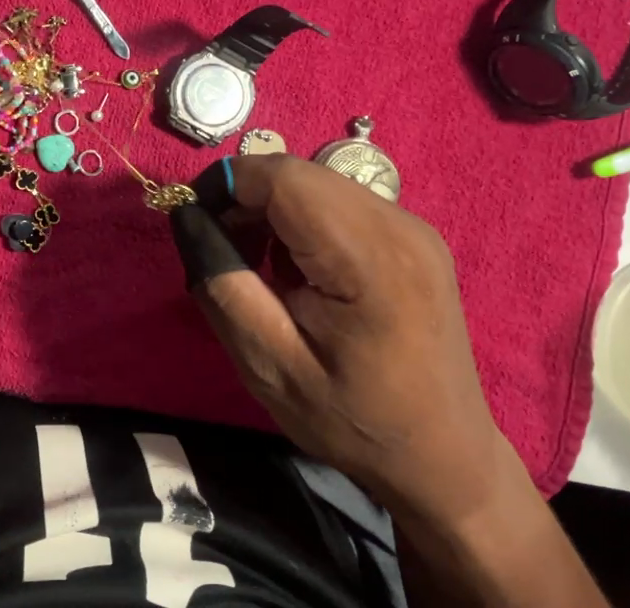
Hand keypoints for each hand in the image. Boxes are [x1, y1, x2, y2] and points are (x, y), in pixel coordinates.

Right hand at [182, 156, 512, 525]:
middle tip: (222, 256)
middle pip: (296, 173)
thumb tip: (187, 214)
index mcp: (370, 260)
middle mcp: (400, 226)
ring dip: (269, 211)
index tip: (194, 228)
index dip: (224, 186)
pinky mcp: (411, 236)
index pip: (281, 177)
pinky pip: (336, 200)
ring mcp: (412, 227)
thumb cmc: (352, 419)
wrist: (442, 456)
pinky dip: (298, 221)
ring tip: (258, 269)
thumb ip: (221, 282)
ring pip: (313, 182)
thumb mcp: (267, 363)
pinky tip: (296, 272)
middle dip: (243, 201)